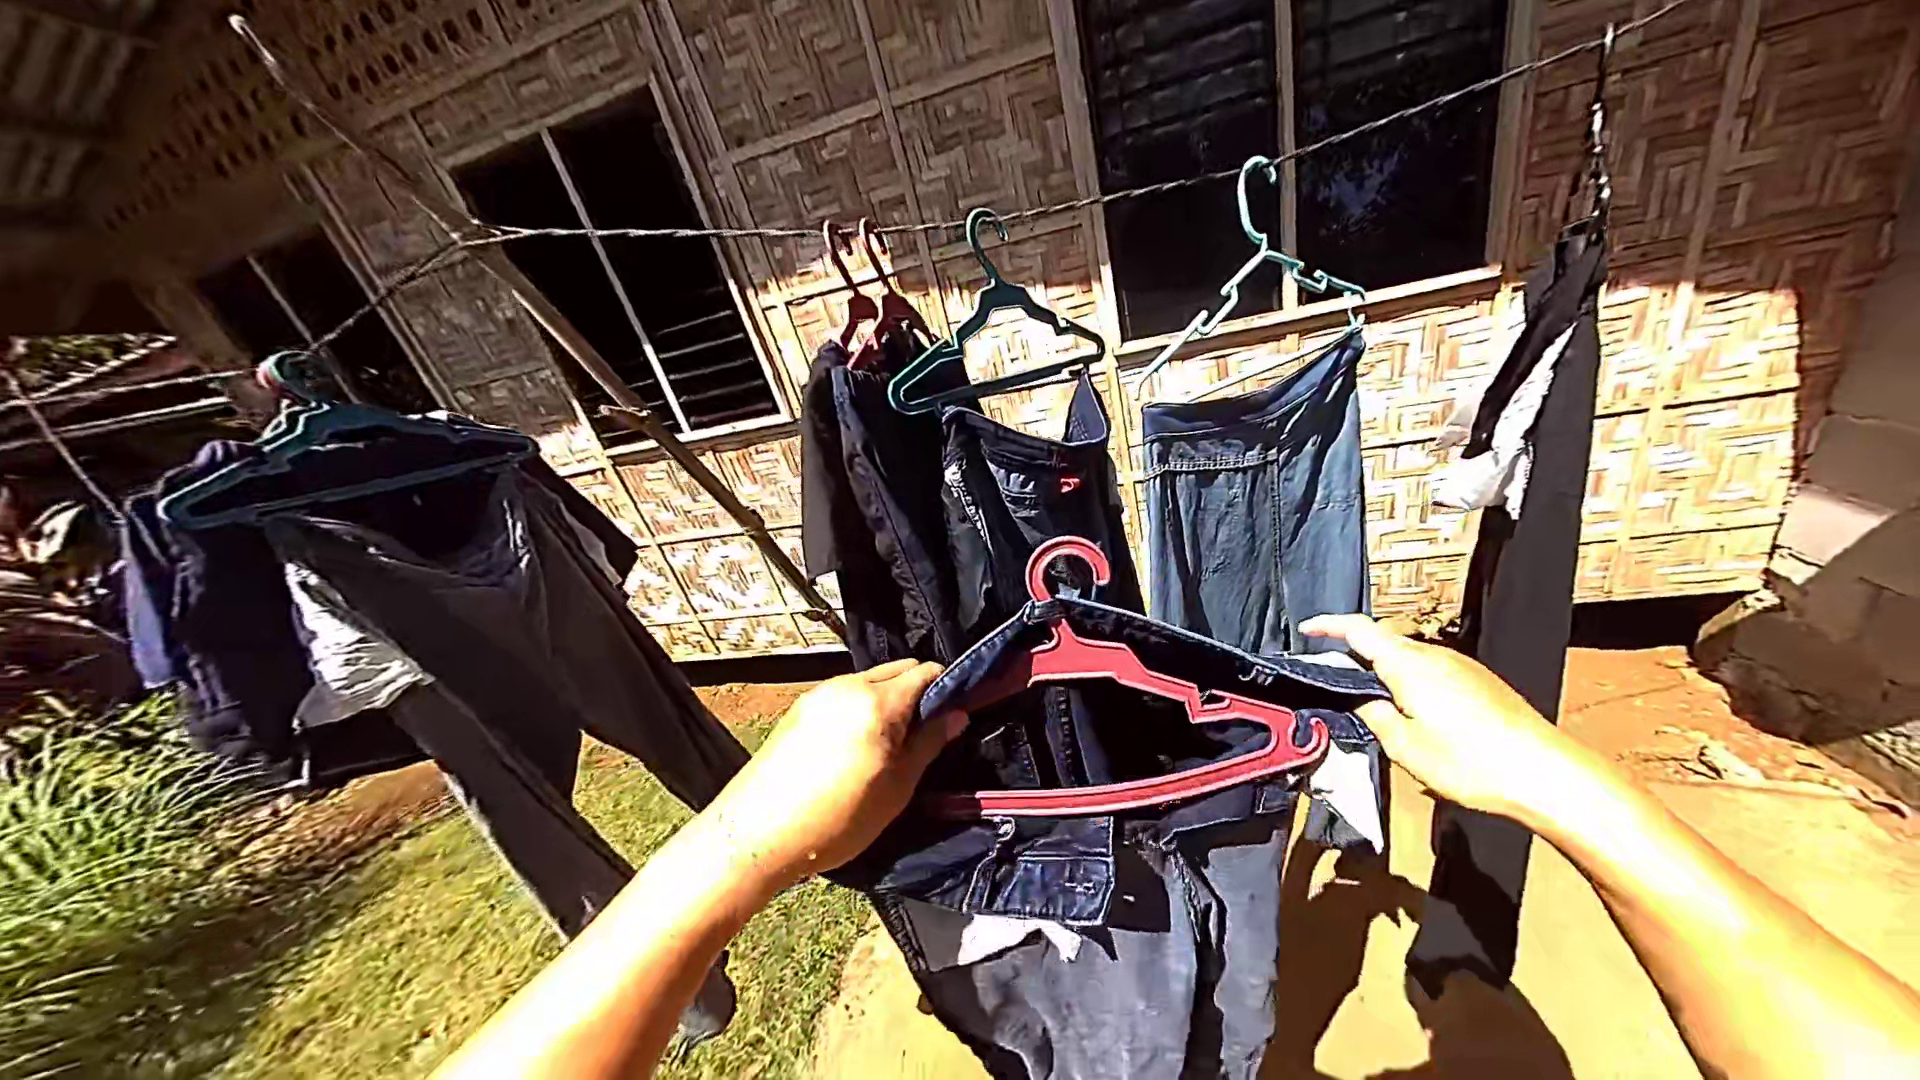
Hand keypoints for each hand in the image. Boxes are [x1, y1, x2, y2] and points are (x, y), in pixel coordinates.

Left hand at [699, 659, 966, 888]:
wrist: (756, 834)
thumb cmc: (837, 817)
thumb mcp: (897, 787)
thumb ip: (929, 743)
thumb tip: (957, 715)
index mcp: (878, 702)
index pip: (926, 671)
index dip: (945, 689)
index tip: (949, 716)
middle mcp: (849, 685)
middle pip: (898, 670)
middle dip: (916, 691)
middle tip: (918, 734)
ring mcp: (821, 692)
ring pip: (870, 681)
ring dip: (887, 699)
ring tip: (883, 744)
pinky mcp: (800, 706)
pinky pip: (844, 693)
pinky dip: (860, 706)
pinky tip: (852, 744)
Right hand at [1300, 613, 1613, 824]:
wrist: (1551, 778)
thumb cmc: (1475, 763)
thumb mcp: (1404, 745)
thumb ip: (1372, 714)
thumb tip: (1360, 700)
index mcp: (1409, 664)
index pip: (1357, 628)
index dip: (1327, 625)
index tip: (1307, 629)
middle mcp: (1435, 656)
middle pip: (1382, 640)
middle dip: (1353, 652)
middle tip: (1333, 677)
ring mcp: (1461, 667)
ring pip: (1407, 656)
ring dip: (1382, 669)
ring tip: (1372, 700)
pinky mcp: (1480, 682)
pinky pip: (1430, 669)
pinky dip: (1408, 679)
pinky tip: (1412, 711)